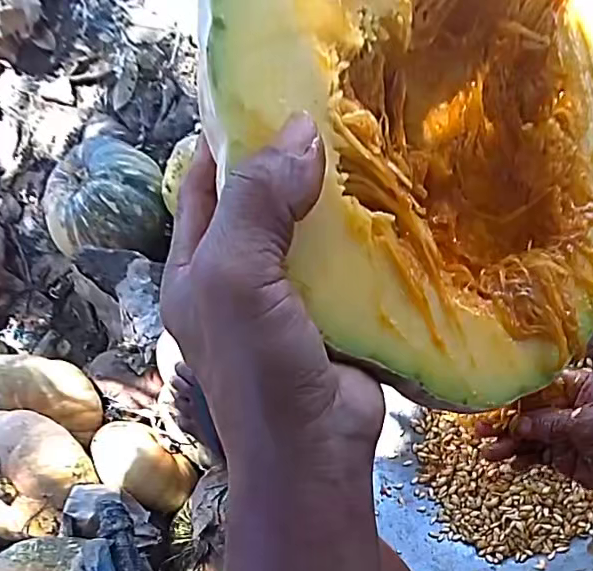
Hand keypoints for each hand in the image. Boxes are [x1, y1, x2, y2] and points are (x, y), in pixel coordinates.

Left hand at [162, 115, 383, 462]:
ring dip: (337, 210)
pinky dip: (369, 252)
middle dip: (292, 169)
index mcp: (197, 272)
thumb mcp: (235, 277)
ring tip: (371, 160)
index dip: (230, 138)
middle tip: (335, 121)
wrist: (314, 451)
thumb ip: (256, 202)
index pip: (205, 185)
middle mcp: (242, 287)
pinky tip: (394, 221)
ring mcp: (293, 309)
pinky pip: (353, 278)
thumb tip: (300, 134)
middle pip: (264, 209)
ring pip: (314, 243)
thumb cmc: (259, 372)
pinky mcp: (339, 328)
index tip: (272, 97)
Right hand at [480, 369, 592, 497]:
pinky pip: (539, 456)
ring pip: (531, 437)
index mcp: (578, 387)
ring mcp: (568, 434)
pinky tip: (510, 464)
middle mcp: (570, 408)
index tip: (489, 406)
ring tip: (489, 454)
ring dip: (510, 445)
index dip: (512, 398)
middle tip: (479, 432)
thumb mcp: (586, 422)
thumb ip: (549, 423)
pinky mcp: (567, 458)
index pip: (537, 388)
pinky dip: (524, 460)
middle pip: (529, 414)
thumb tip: (517, 423)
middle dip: (505, 423)